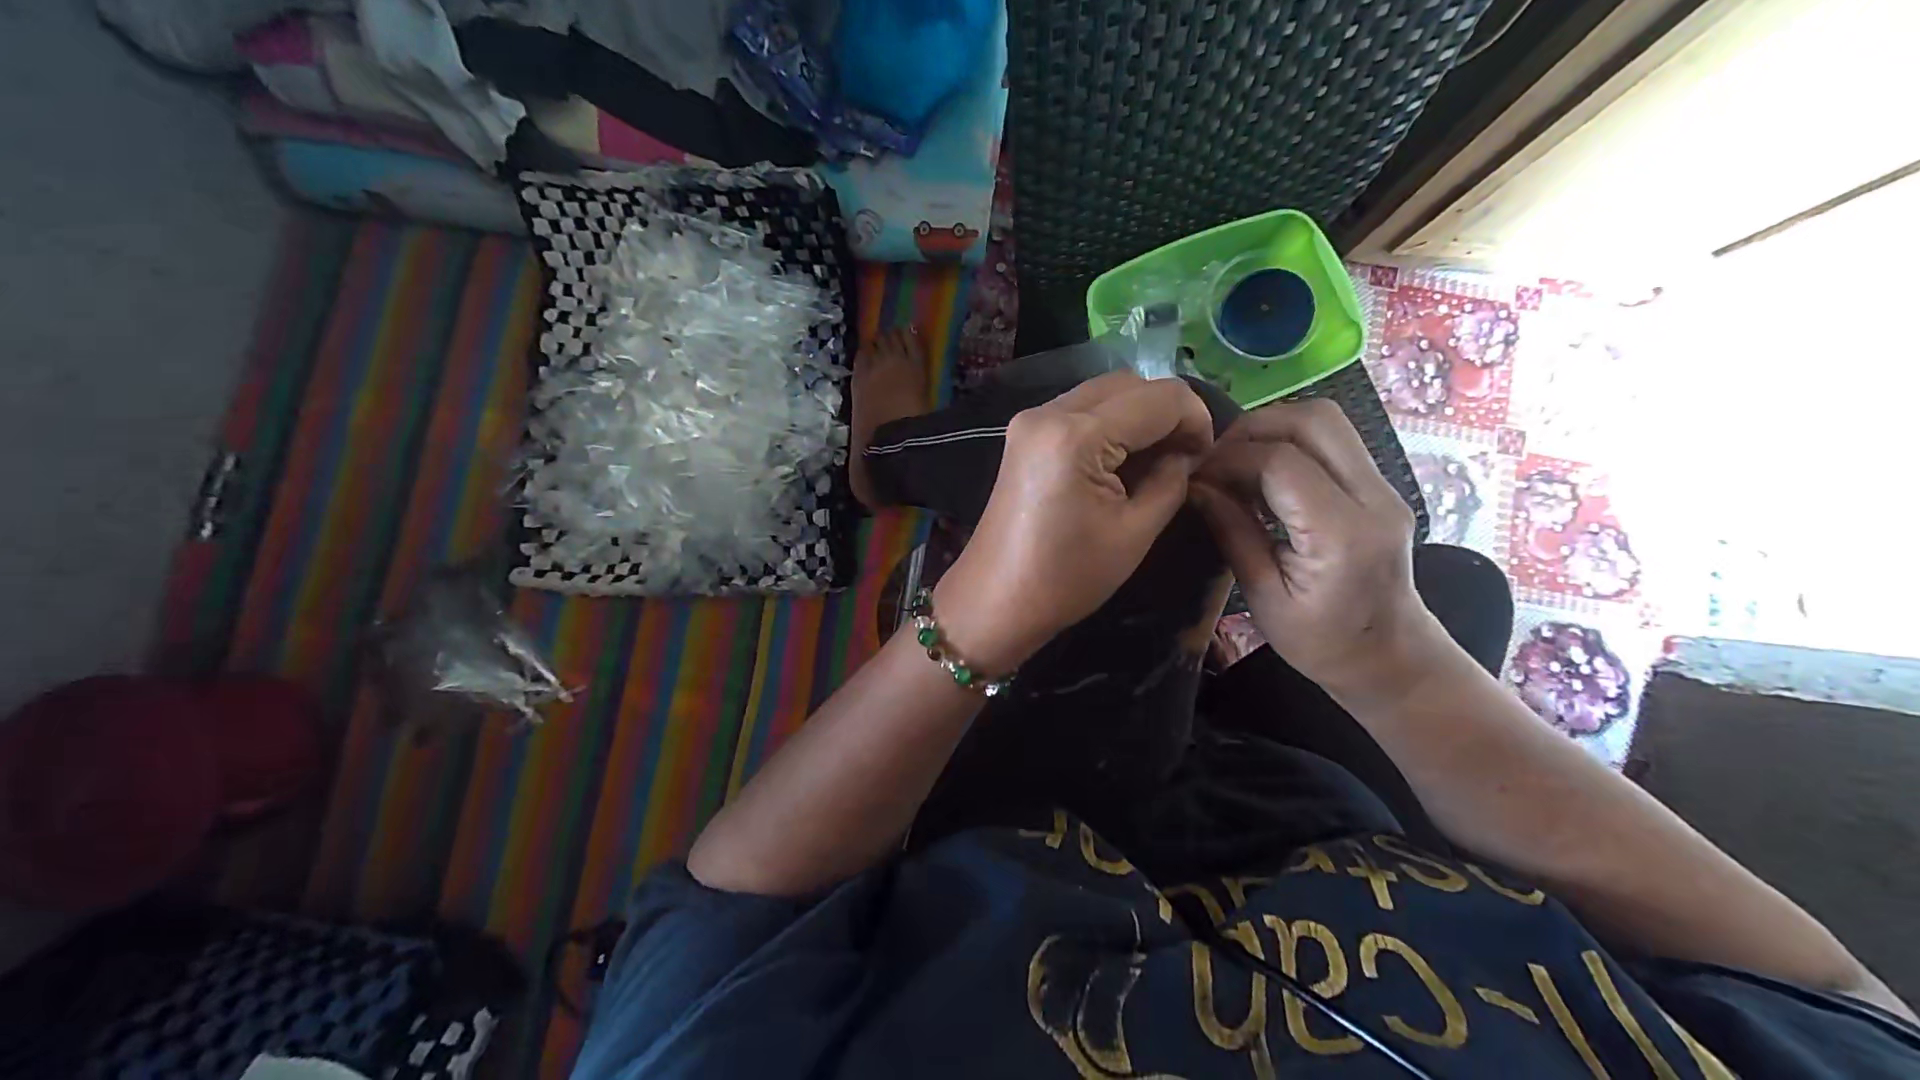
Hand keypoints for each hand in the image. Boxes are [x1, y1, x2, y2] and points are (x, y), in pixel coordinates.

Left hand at [932, 373, 1213, 672]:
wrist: (995, 601)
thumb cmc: (1066, 578)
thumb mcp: (1135, 532)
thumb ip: (1171, 479)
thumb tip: (1187, 452)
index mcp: (1076, 435)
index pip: (1160, 397)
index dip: (1196, 420)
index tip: (1206, 457)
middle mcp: (1048, 412)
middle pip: (1129, 384)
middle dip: (1167, 412)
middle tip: (1184, 457)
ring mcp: (1029, 420)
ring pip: (1103, 392)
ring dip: (1138, 416)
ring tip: (1156, 461)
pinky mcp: (1023, 435)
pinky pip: (1079, 410)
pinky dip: (1109, 424)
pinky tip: (1120, 460)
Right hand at [1189, 398, 1449, 696]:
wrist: (1388, 657)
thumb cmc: (1320, 642)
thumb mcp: (1262, 596)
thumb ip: (1232, 532)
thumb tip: (1196, 486)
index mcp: (1343, 534)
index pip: (1282, 461)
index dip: (1230, 458)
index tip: (1196, 476)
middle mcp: (1373, 497)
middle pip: (1312, 420)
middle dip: (1252, 428)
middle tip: (1215, 460)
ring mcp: (1383, 487)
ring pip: (1325, 420)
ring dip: (1271, 429)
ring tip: (1236, 463)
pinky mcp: (1378, 486)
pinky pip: (1331, 440)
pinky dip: (1288, 442)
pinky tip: (1262, 475)